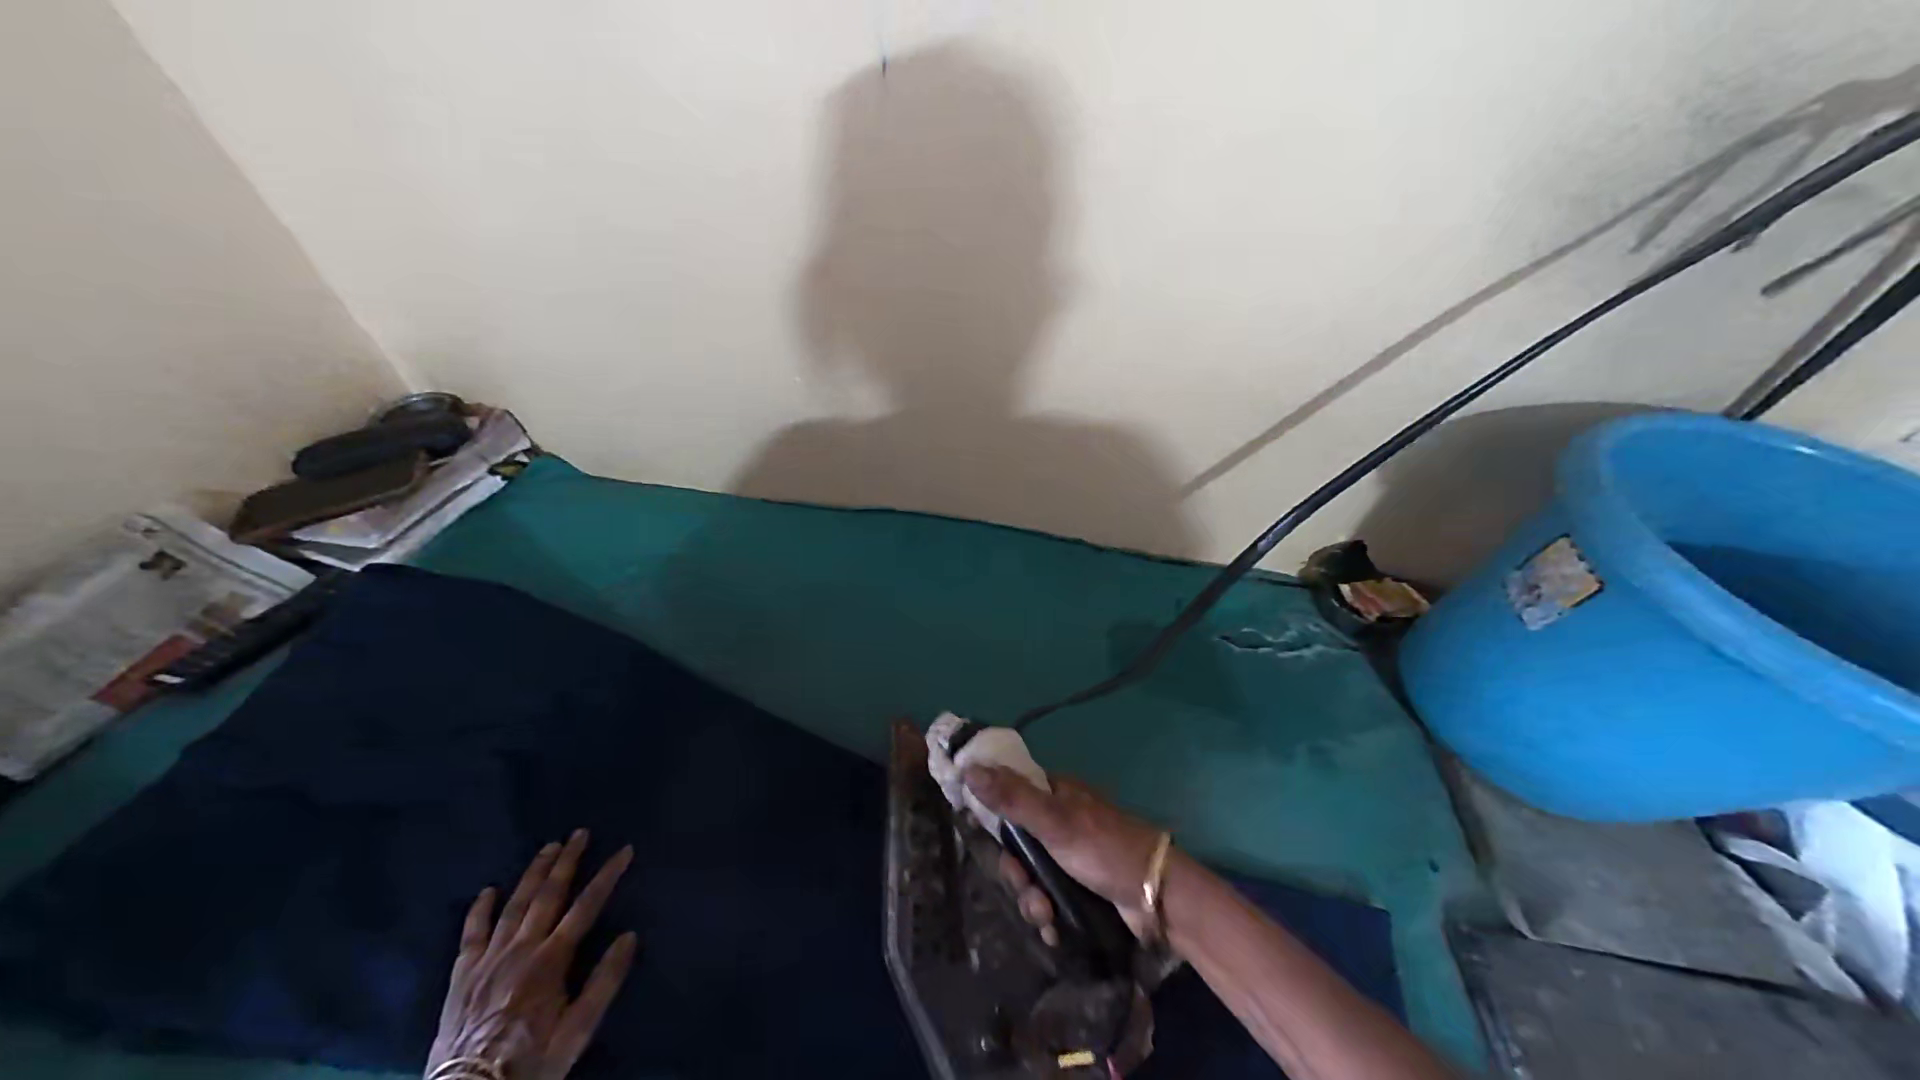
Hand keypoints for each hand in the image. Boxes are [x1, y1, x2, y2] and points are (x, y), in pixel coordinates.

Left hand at [425, 830, 637, 1079]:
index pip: (587, 906)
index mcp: (550, 960)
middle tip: (579, 833)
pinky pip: (471, 932)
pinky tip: (489, 890)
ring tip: (548, 848)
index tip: (624, 850)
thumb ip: (604, 982)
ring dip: (533, 873)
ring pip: (514, 904)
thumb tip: (629, 936)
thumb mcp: (577, 1031)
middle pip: (548, 894)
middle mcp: (520, 949)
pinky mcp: (461, 975)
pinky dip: (480, 908)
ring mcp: (487, 959)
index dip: (607, 875)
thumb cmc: (530, 1062)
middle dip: (567, 861)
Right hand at [962, 765, 1165, 942]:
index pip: (1008, 795)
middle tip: (1028, 891)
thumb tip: (968, 768)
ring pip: (1030, 876)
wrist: (1159, 898)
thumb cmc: (1105, 849)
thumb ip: (1012, 797)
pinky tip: (1055, 931)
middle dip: (1017, 875)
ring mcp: (1069, 855)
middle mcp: (1059, 820)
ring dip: (1032, 901)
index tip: (983, 838)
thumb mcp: (1054, 821)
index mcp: (1054, 794)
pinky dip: (1047, 916)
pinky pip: (1048, 898)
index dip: (992, 816)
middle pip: (1016, 845)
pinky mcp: (1078, 886)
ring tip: (1047, 919)